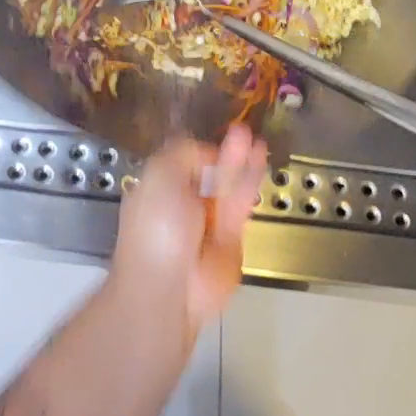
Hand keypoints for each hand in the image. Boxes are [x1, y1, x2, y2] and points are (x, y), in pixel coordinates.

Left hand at [110, 125, 268, 332]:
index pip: (178, 163)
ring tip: (252, 136)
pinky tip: (259, 155)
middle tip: (240, 129)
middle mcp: (181, 204)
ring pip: (227, 183)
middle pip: (207, 171)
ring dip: (240, 159)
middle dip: (222, 152)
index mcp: (156, 191)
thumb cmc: (156, 227)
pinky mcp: (231, 236)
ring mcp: (206, 221)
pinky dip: (251, 177)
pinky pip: (242, 201)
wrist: (170, 285)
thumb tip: (206, 153)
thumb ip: (183, 154)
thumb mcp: (159, 175)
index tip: (213, 132)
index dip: (196, 149)